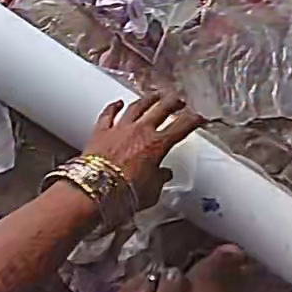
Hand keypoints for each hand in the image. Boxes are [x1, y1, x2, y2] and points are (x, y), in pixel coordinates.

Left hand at [84, 94, 205, 207]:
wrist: (93, 191)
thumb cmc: (122, 195)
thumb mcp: (150, 192)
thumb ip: (159, 180)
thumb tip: (163, 175)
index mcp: (157, 145)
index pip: (182, 127)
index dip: (193, 119)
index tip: (199, 116)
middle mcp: (140, 131)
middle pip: (161, 109)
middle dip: (173, 102)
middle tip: (179, 100)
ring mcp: (120, 129)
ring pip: (137, 106)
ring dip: (148, 99)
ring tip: (154, 96)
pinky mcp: (101, 131)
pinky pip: (109, 114)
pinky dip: (114, 107)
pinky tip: (117, 102)